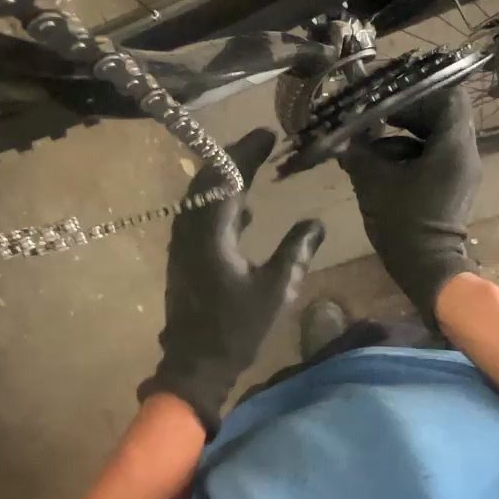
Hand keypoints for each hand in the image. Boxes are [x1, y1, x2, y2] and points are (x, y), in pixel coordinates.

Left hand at [138, 129, 324, 433]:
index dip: (246, 152)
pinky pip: (199, 217)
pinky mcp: (184, 259)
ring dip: (224, 179)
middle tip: (259, 144)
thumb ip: (295, 252)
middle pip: (207, 181)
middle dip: (232, 158)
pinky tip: (243, 212)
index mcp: (211, 233)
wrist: (194, 364)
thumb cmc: (236, 329)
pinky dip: (219, 203)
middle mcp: (190, 231)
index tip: (267, 133)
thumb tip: (316, 222)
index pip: (227, 178)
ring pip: (199, 198)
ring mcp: (183, 245)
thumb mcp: (276, 290)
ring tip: (252, 167)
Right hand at [339, 87, 480, 325]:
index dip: (419, 88)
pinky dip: (409, 152)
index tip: (390, 91)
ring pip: (436, 135)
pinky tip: (381, 161)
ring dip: (404, 132)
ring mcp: (461, 172)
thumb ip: (359, 151)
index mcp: (453, 147)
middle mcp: (465, 154)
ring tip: (372, 138)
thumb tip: (343, 134)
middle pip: (442, 113)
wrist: (428, 272)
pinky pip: (434, 156)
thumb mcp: (374, 183)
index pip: (449, 95)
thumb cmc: (405, 225)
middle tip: (376, 111)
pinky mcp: (453, 186)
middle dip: (407, 110)